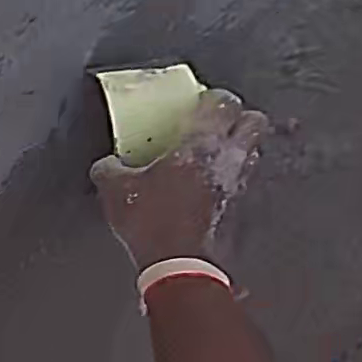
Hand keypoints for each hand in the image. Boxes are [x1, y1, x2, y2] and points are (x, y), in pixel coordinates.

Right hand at [90, 89, 267, 268]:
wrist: (180, 264)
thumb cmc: (152, 221)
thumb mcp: (116, 191)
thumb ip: (109, 169)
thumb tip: (107, 165)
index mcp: (201, 144)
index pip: (223, 102)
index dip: (211, 97)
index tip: (196, 102)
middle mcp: (229, 158)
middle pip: (254, 121)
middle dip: (236, 117)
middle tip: (213, 123)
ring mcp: (241, 183)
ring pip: (252, 150)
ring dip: (236, 147)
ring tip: (209, 155)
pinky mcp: (243, 207)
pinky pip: (243, 179)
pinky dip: (230, 176)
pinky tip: (207, 185)